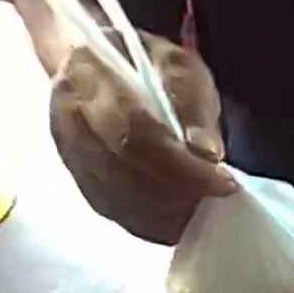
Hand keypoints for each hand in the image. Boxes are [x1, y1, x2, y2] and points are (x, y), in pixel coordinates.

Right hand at [48, 33, 239, 244]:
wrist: (108, 73)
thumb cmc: (149, 68)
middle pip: (127, 172)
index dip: (184, 166)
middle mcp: (69, 117)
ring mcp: (72, 155)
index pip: (135, 133)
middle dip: (182, 192)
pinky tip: (185, 219)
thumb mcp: (181, 69)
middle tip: (220, 196)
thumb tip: (207, 152)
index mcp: (88, 73)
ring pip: (124, 201)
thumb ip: (193, 104)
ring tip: (207, 206)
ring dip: (172, 212)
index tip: (225, 182)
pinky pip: (122, 216)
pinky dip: (159, 224)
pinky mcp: (86, 184)